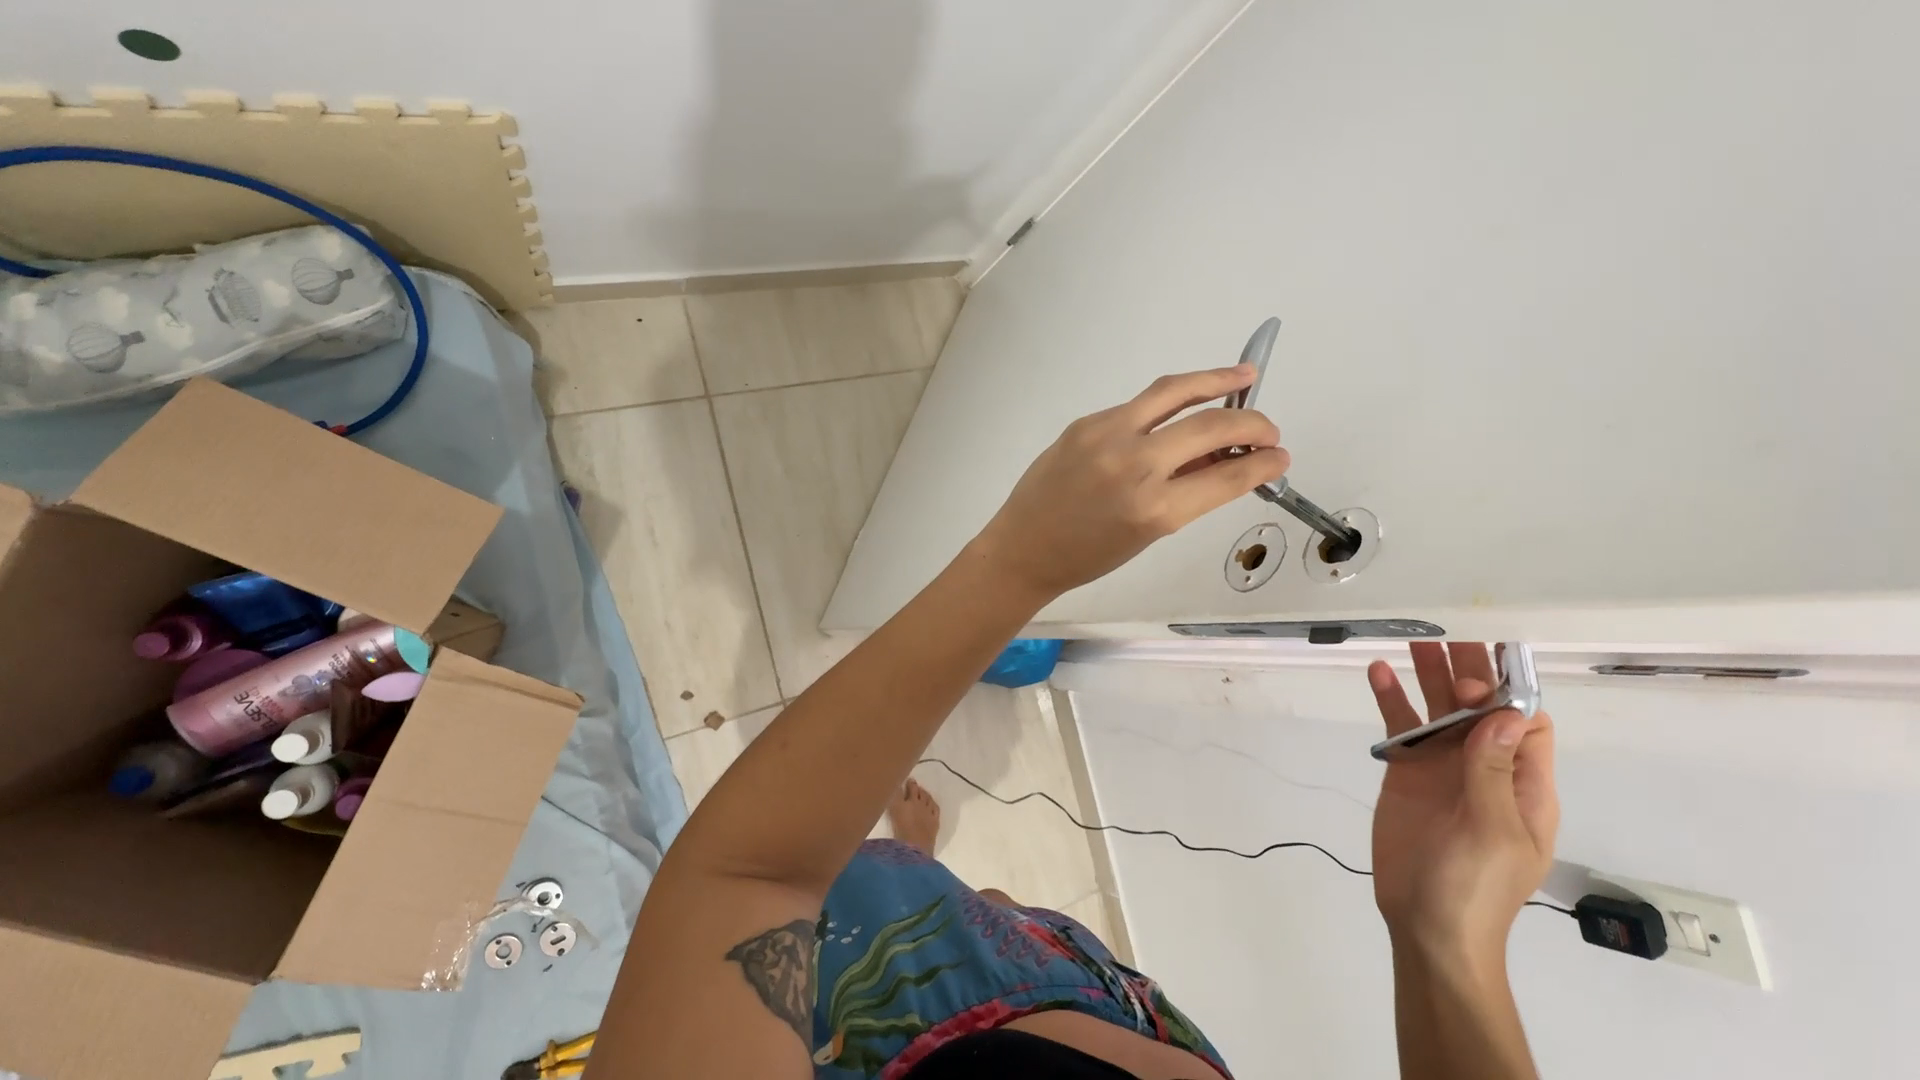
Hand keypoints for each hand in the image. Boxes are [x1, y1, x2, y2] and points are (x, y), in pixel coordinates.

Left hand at [969, 366, 1289, 599]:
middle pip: (1209, 425)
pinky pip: (1138, 406)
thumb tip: (1224, 456)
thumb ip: (1188, 491)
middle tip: (1268, 427)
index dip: (1263, 462)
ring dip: (1215, 381)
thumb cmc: (1088, 555)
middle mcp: (1133, 465)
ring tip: (1243, 377)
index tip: (1280, 455)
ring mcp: (1105, 436)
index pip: (1228, 475)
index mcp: (1154, 509)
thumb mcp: (1148, 533)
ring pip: (1173, 392)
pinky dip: (1169, 405)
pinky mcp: (1085, 422)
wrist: (1023, 548)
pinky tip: (1185, 405)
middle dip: (1250, 423)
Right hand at [1367, 643, 1558, 962]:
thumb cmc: (1475, 887)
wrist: (1427, 927)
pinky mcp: (1406, 775)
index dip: (1505, 696)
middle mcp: (1485, 768)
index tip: (1476, 683)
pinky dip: (1391, 700)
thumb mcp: (1493, 831)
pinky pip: (1401, 729)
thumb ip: (1495, 772)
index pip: (1525, 723)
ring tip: (1415, 642)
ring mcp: (1443, 770)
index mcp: (1524, 784)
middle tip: (1445, 640)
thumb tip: (1504, 713)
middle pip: (1480, 708)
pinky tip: (1379, 673)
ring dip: (1430, 676)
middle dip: (1469, 673)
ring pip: (1439, 711)